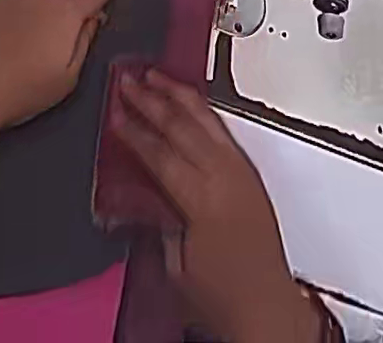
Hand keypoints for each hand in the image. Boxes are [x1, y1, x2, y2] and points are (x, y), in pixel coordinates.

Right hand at [111, 70, 320, 342]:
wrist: (267, 307)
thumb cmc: (223, 295)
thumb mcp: (176, 262)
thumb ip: (158, 216)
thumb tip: (141, 185)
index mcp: (203, 199)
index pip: (159, 152)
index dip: (134, 130)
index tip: (115, 111)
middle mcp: (224, 175)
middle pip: (181, 124)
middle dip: (151, 99)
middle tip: (128, 80)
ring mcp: (240, 168)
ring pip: (205, 117)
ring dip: (177, 93)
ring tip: (156, 75)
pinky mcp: (249, 169)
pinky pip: (221, 127)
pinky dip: (201, 107)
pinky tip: (188, 99)